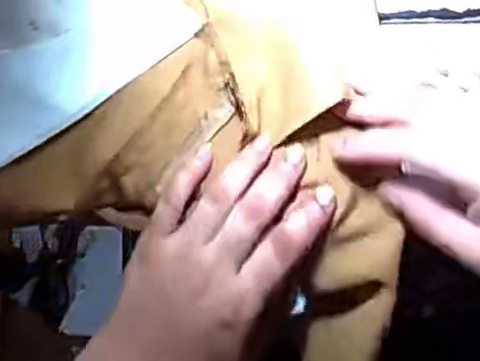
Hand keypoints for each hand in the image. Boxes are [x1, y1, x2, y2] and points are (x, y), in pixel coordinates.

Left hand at [83, 135, 336, 360]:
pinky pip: (172, 196)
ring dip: (242, 166)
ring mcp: (180, 244)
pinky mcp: (153, 235)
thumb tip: (297, 270)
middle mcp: (213, 264)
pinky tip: (207, 149)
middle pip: (251, 213)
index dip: (306, 220)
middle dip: (277, 181)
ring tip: (263, 140)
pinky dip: (189, 171)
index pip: (281, 250)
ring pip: (216, 197)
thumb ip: (271, 306)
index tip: (326, 193)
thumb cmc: (200, 358)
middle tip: (297, 152)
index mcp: (241, 299)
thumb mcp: (248, 345)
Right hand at [333, 72, 479, 360]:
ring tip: (356, 85)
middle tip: (332, 111)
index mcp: (478, 163)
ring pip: (432, 87)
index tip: (333, 149)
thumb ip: (425, 215)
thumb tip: (378, 183)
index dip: (363, 145)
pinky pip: (468, 81)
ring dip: (391, 85)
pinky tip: (420, 71)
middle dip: (367, 106)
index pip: (401, 141)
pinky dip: (438, 72)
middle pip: (411, 103)